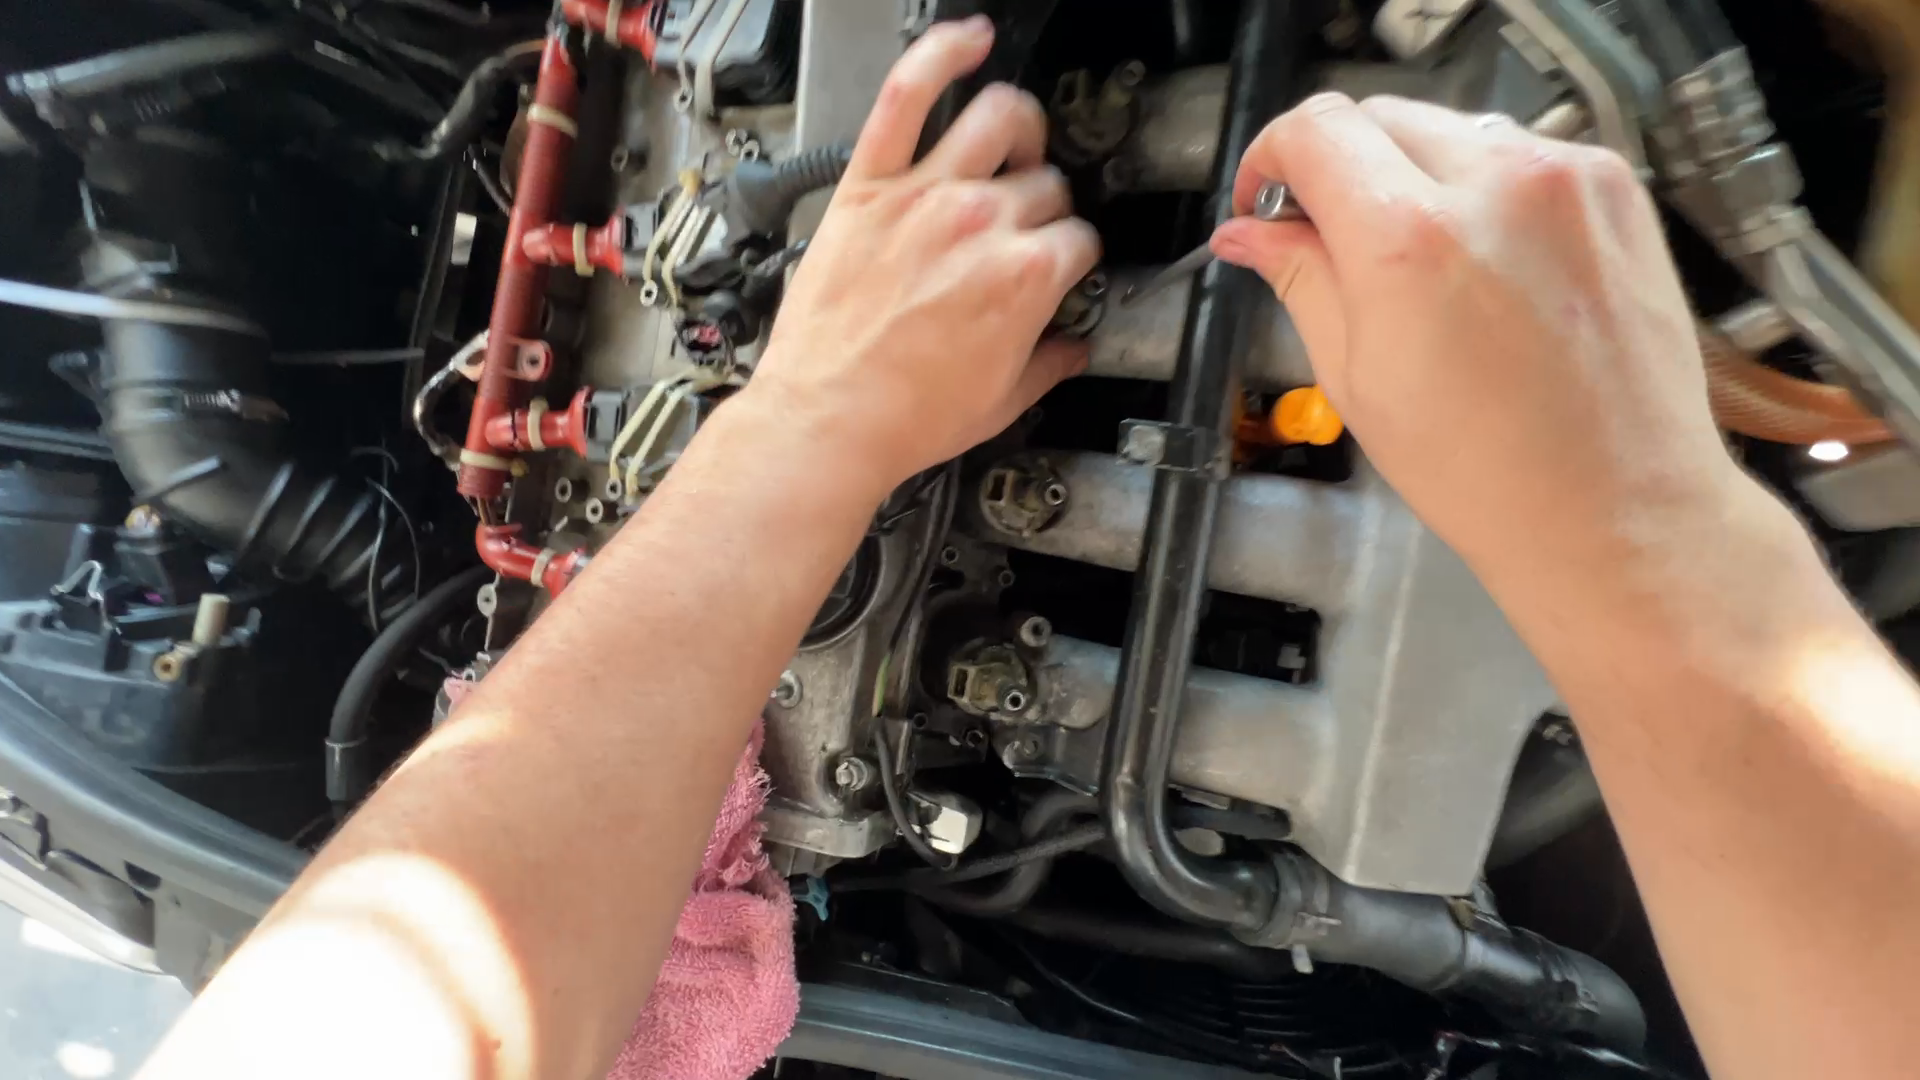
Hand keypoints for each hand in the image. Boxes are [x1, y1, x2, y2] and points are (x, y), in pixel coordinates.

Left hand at [743, 16, 1100, 492]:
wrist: (830, 420)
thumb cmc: (906, 418)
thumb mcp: (1001, 403)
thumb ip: (1049, 365)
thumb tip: (1072, 349)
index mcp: (1025, 278)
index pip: (1079, 240)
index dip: (1077, 257)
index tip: (1065, 267)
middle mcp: (981, 223)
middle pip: (1046, 184)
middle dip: (1050, 206)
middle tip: (1034, 225)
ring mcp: (925, 196)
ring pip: (998, 120)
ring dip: (1021, 127)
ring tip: (1020, 142)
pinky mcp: (870, 187)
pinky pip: (906, 95)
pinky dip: (940, 55)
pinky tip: (968, 43)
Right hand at [1211, 94, 1747, 584]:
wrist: (1607, 501)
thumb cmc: (1476, 465)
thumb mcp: (1350, 375)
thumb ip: (1298, 279)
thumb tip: (1250, 236)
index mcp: (1411, 241)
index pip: (1316, 133)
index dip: (1268, 158)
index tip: (1261, 199)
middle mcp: (1498, 186)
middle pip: (1375, 116)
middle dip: (1326, 165)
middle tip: (1310, 233)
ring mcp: (1568, 178)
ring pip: (1440, 127)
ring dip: (1392, 174)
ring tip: (1388, 257)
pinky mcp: (1611, 189)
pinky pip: (1506, 153)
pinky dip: (1459, 186)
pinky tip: (1455, 258)